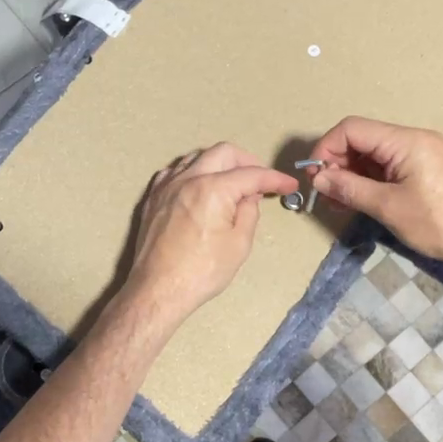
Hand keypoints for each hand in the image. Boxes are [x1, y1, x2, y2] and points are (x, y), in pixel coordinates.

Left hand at [123, 143, 299, 320]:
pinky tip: (200, 186)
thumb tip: (249, 196)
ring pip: (197, 156)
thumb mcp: (239, 244)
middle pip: (223, 152)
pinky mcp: (153, 197)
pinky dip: (193, 172)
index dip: (275, 178)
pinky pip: (176, 171)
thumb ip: (249, 212)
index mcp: (212, 188)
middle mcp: (188, 178)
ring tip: (232, 182)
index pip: (251, 174)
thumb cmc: (202, 271)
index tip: (289, 185)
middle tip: (260, 180)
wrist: (159, 289)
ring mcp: (166, 186)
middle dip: (247, 161)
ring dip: (219, 163)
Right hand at [308, 116, 442, 274]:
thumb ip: (350, 188)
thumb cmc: (441, 224)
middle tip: (326, 194)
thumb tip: (318, 178)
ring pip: (375, 153)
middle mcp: (415, 139)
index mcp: (406, 141)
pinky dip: (371, 179)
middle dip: (337, 162)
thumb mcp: (389, 208)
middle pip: (362, 138)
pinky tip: (362, 200)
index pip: (352, 129)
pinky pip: (390, 165)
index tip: (315, 178)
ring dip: (352, 174)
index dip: (326, 149)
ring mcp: (424, 153)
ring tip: (340, 202)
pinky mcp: (429, 169)